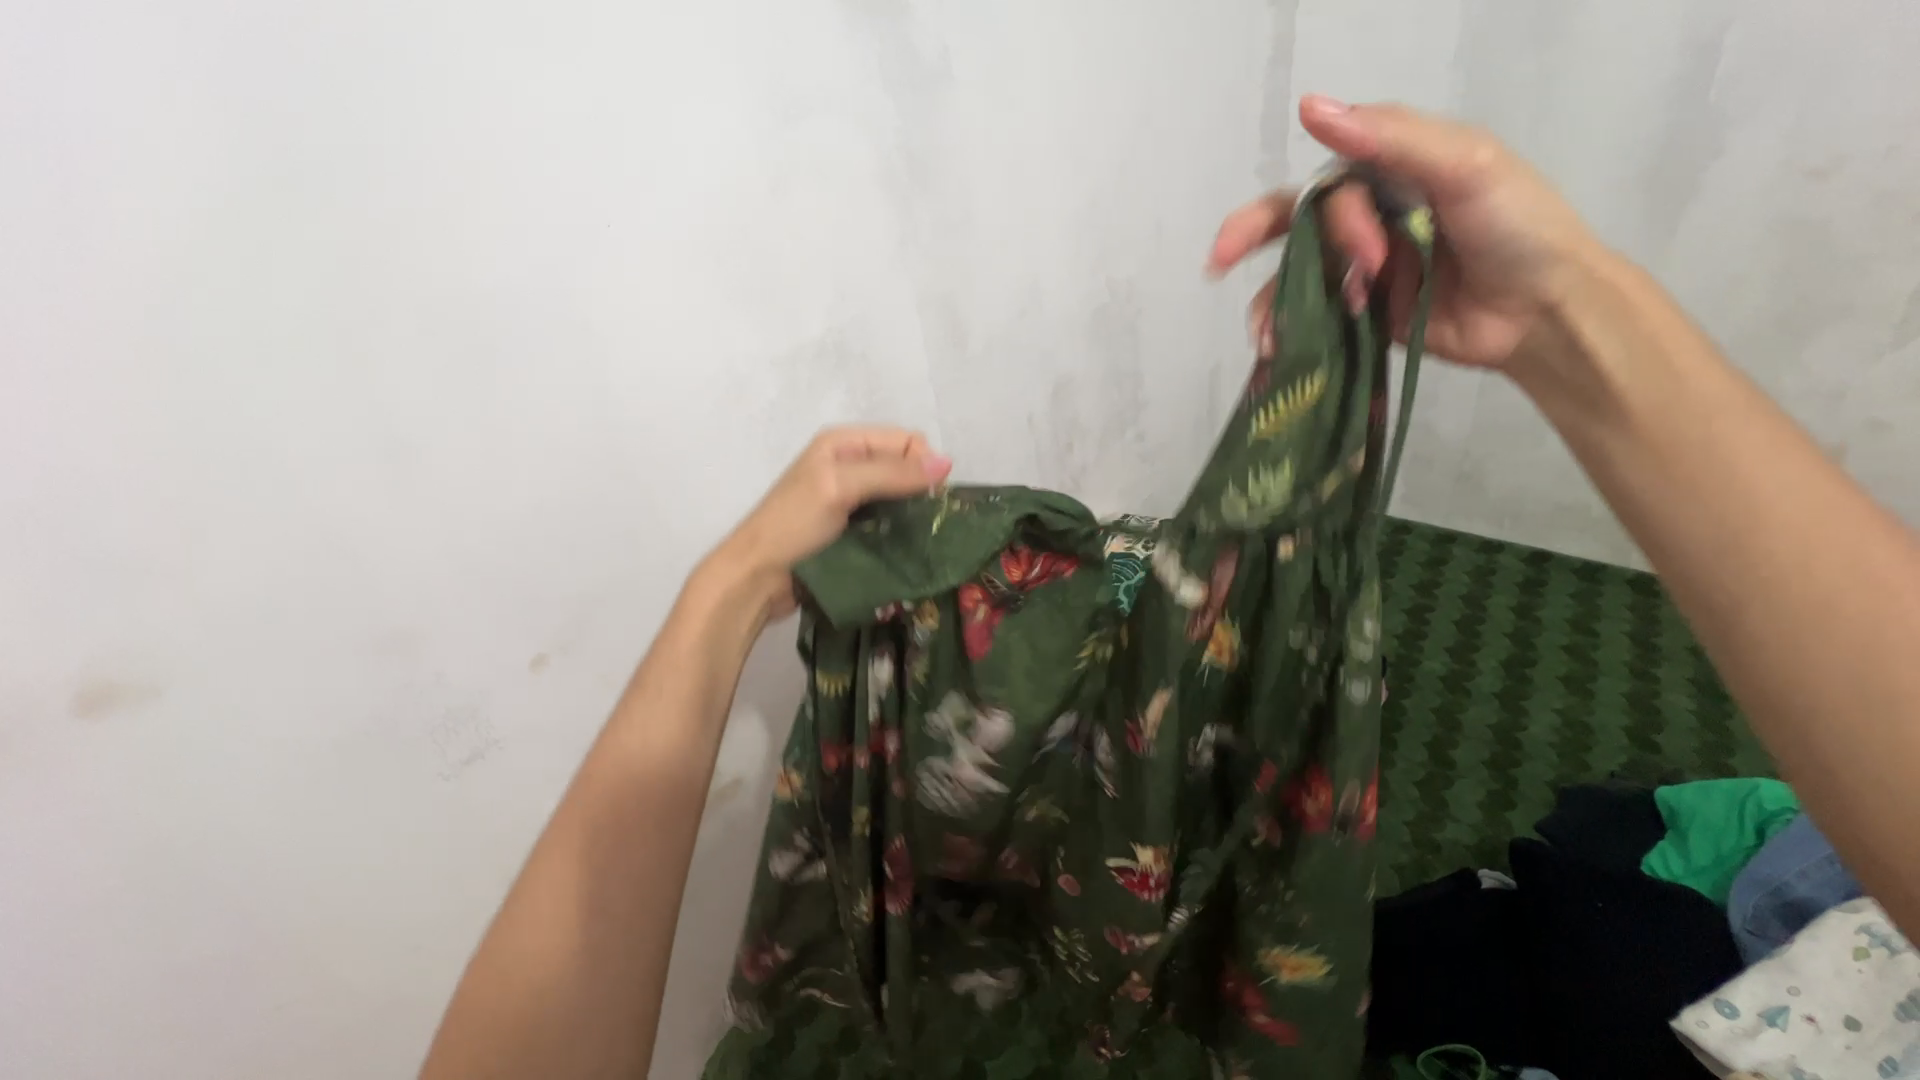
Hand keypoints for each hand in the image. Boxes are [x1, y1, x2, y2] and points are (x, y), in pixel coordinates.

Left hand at [709, 427, 952, 619]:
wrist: (756, 578)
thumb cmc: (793, 525)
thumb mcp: (840, 488)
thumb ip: (892, 473)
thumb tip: (948, 463)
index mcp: (844, 443)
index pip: (905, 440)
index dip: (923, 464)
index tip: (930, 499)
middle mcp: (849, 465)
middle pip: (904, 469)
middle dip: (921, 490)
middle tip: (928, 522)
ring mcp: (850, 499)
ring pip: (900, 498)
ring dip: (912, 515)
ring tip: (922, 539)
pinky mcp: (852, 530)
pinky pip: (888, 523)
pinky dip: (900, 533)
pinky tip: (906, 548)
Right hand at [1208, 96, 1604, 371]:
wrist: (1542, 313)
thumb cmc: (1517, 228)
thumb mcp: (1465, 166)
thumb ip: (1391, 138)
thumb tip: (1309, 105)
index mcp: (1389, 173)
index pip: (1331, 189)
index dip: (1338, 224)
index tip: (1372, 257)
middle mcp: (1369, 217)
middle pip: (1292, 220)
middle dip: (1251, 235)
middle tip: (1217, 259)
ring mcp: (1361, 269)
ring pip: (1292, 273)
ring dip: (1273, 299)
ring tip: (1269, 335)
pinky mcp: (1359, 314)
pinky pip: (1307, 315)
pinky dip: (1286, 329)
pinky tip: (1276, 349)